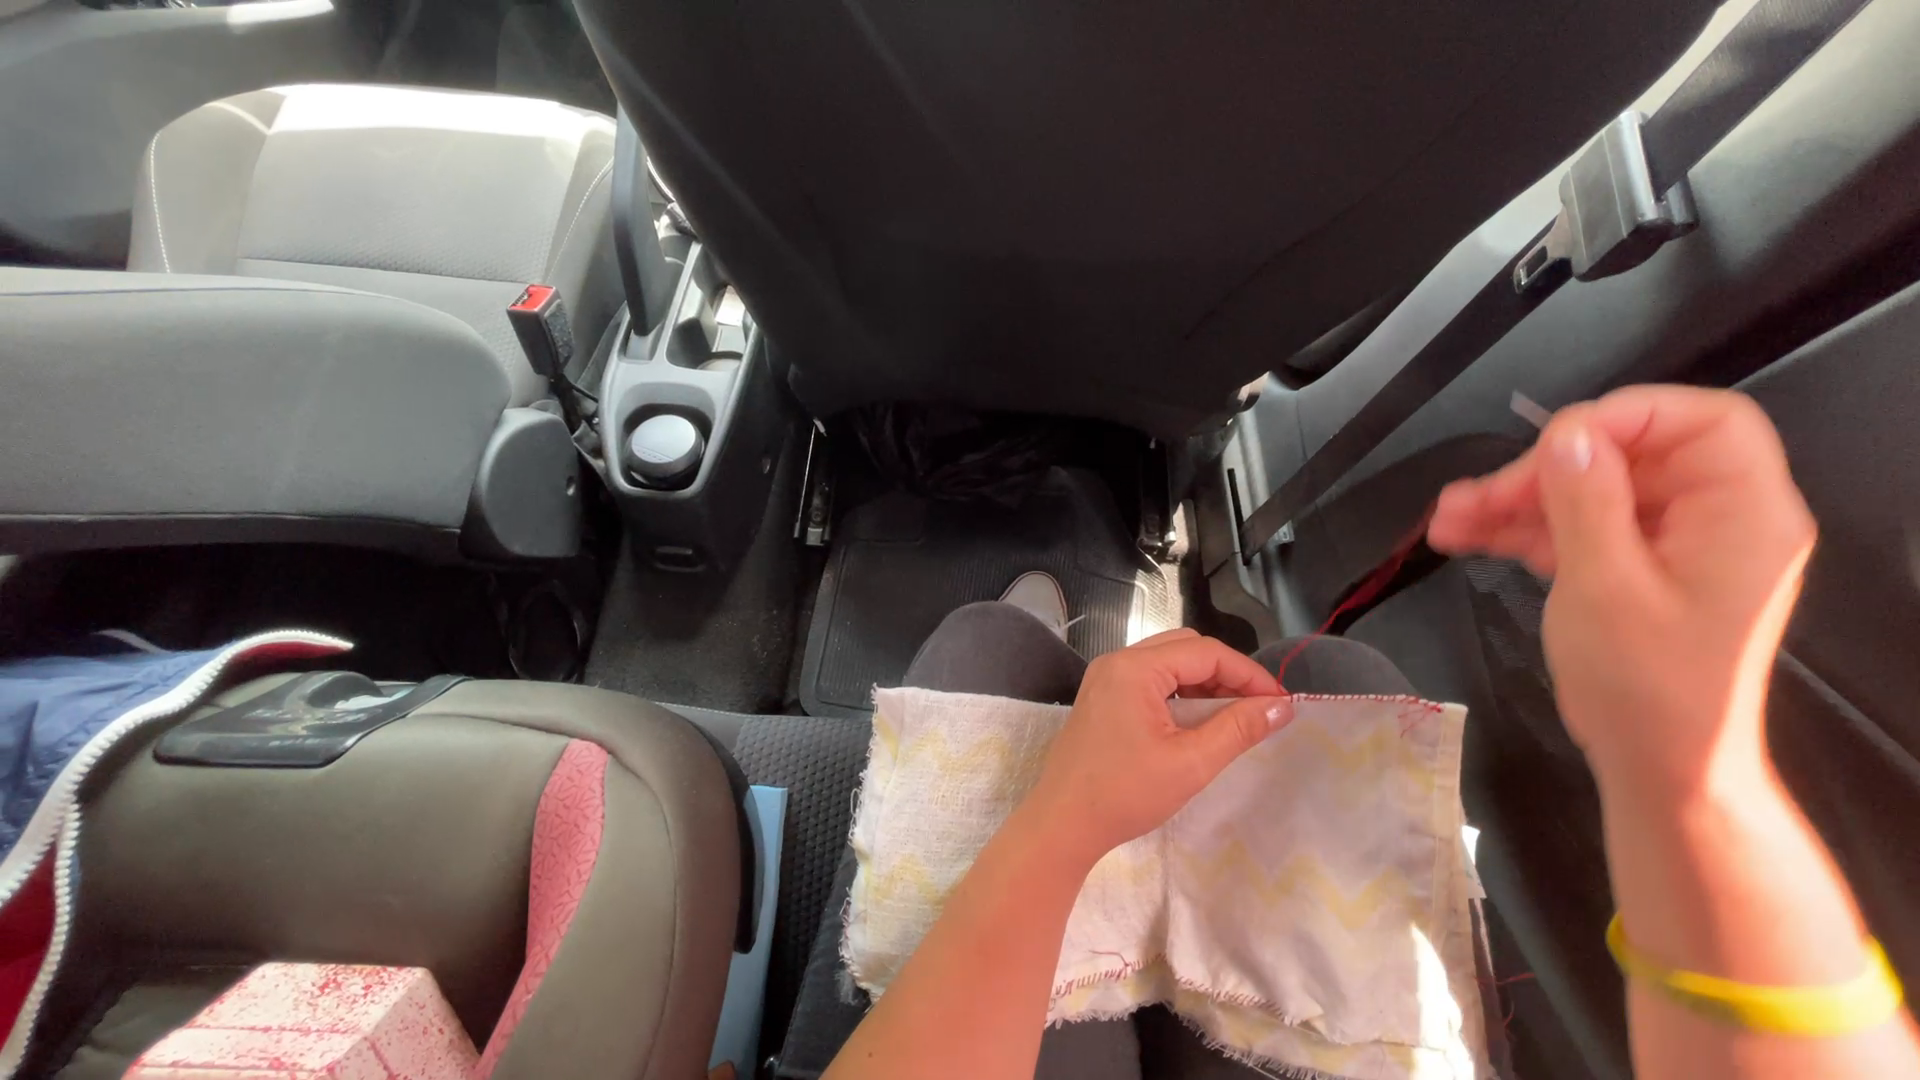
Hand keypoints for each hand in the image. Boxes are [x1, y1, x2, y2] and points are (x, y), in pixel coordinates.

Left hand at [1019, 629, 1291, 863]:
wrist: (1062, 823)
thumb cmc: (1125, 793)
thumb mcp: (1190, 763)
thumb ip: (1238, 729)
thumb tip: (1282, 707)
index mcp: (1134, 668)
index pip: (1205, 652)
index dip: (1249, 674)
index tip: (1280, 703)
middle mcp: (1116, 661)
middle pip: (1186, 648)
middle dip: (1227, 674)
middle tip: (1258, 709)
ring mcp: (1105, 678)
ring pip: (1168, 662)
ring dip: (1204, 683)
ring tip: (1234, 717)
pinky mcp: (1102, 697)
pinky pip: (1150, 680)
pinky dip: (1180, 693)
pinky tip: (1198, 722)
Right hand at [1426, 386, 1815, 798]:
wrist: (1657, 765)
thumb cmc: (1644, 684)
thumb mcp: (1604, 587)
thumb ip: (1586, 502)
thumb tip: (1566, 434)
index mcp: (1739, 514)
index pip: (1702, 422)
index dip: (1625, 417)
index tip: (1549, 445)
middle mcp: (1712, 518)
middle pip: (1625, 457)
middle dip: (1540, 473)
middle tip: (1472, 500)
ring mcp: (1668, 544)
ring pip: (1588, 492)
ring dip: (1514, 502)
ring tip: (1446, 520)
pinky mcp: (1632, 567)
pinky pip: (1576, 527)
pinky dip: (1522, 530)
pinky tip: (1466, 538)